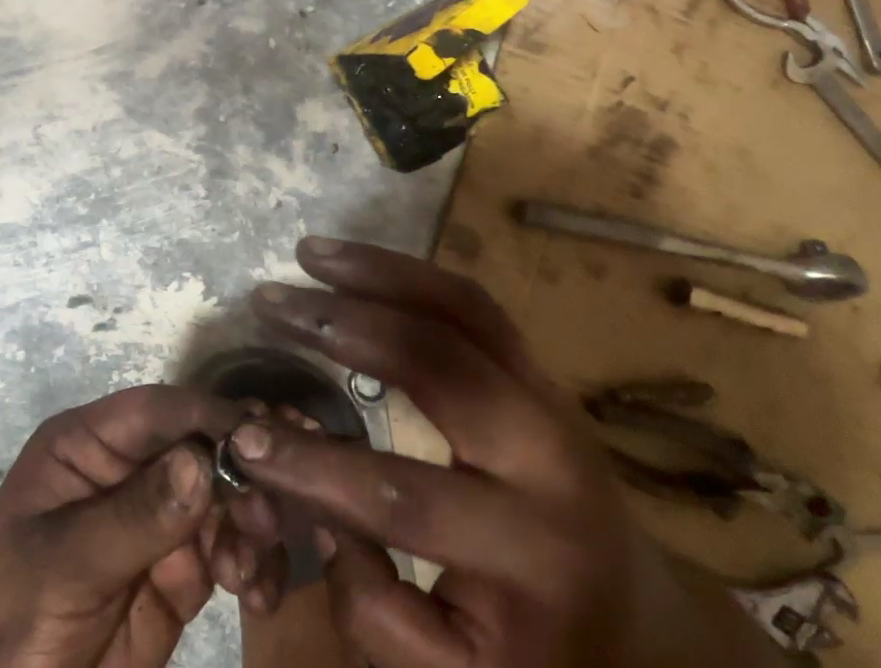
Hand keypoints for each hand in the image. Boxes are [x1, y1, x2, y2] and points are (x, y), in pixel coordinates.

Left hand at [0, 385, 278, 667]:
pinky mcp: (184, 569)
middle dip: (240, 477)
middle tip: (265, 519)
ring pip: (227, 498)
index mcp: (86, 446)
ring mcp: (159, 519)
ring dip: (252, 527)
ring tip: (247, 573)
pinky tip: (256, 596)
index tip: (261, 437)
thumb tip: (201, 461)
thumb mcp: (66, 563)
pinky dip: (256, 566)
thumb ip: (133, 515)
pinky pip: (233, 550)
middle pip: (201, 448)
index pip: (155, 411)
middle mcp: (129, 470)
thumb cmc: (15, 617)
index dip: (207, 416)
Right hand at [227, 237, 790, 667]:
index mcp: (534, 549)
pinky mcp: (539, 373)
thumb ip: (377, 611)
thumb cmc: (539, 650)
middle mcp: (552, 458)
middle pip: (445, 365)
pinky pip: (473, 307)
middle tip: (270, 305)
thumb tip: (317, 515)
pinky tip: (355, 262)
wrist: (636, 617)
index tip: (244, 438)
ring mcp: (552, 400)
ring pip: (466, 311)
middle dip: (346, 327)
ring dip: (379, 273)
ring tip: (308, 252)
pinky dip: (409, 274)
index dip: (315, 467)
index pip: (406, 496)